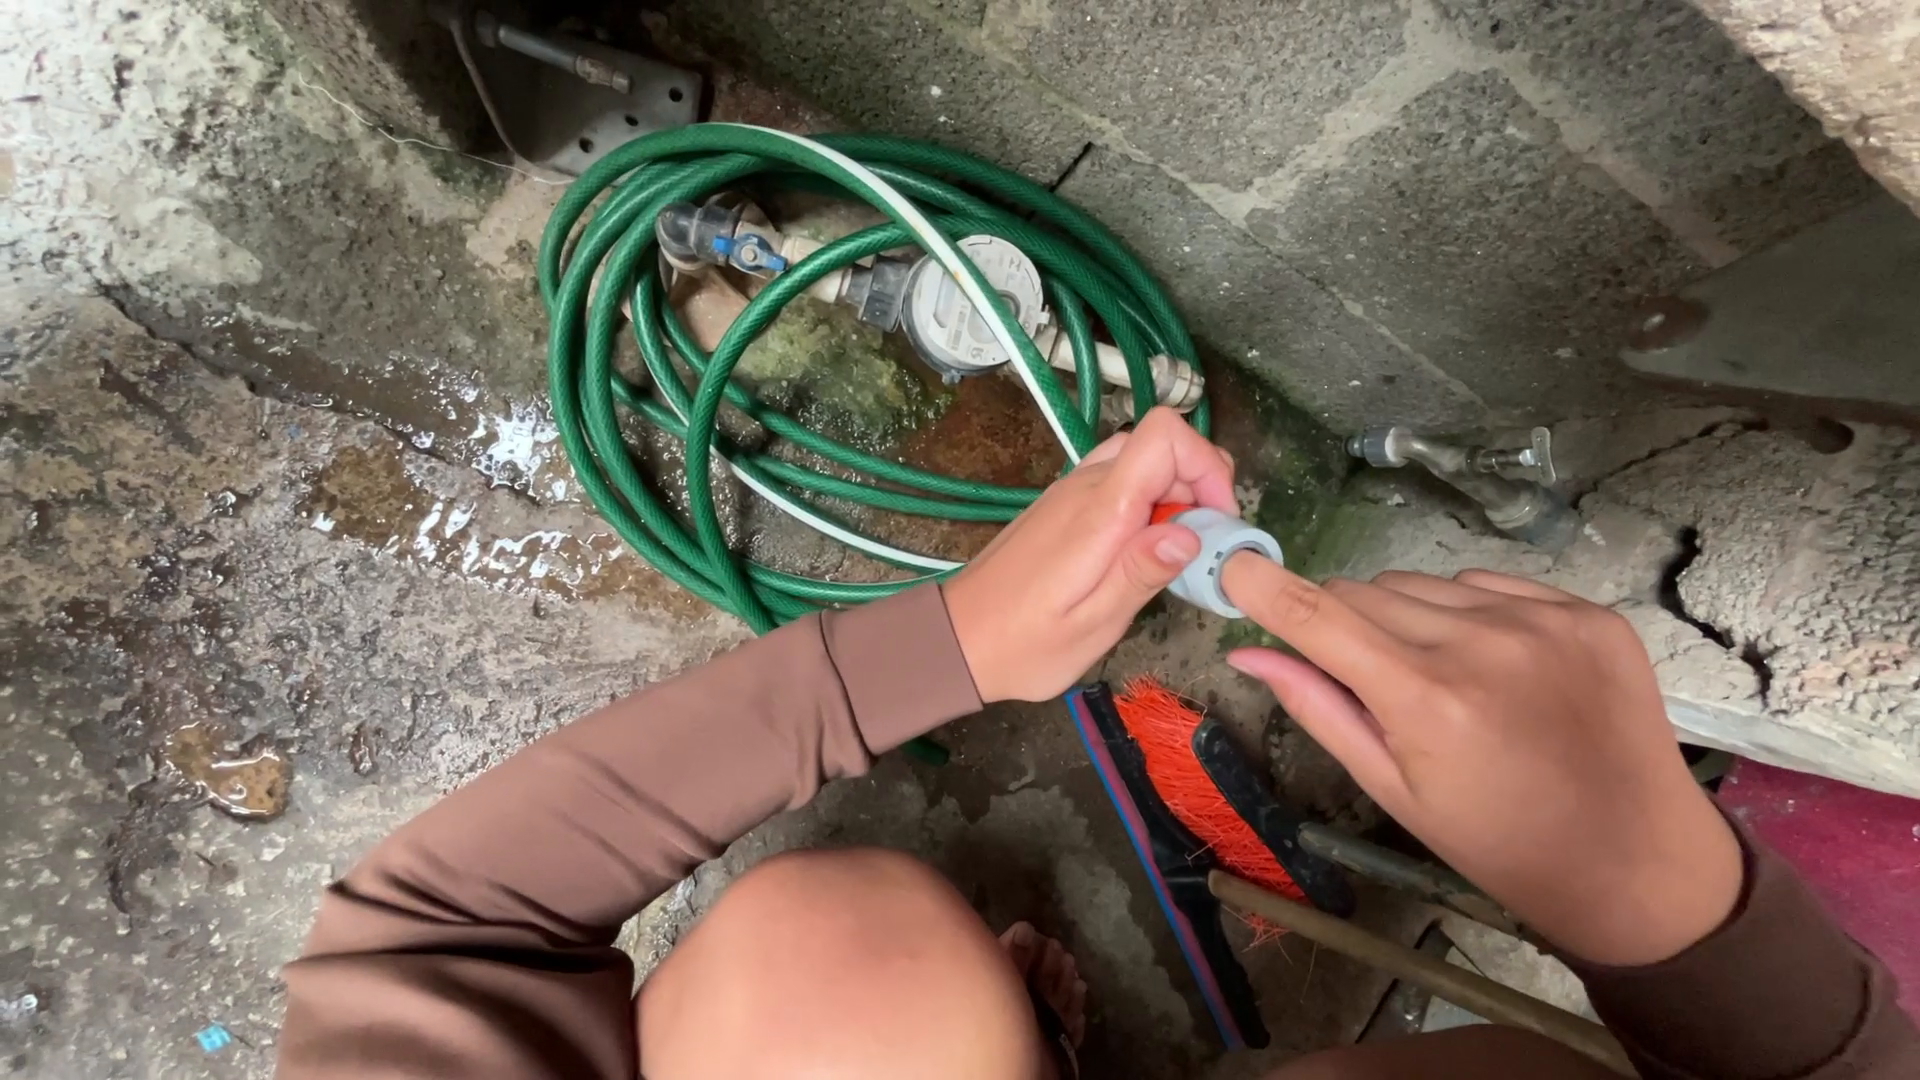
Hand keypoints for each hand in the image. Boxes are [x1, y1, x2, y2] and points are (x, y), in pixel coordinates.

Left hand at [943, 407, 1235, 703]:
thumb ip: (1141, 573)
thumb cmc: (1023, 645)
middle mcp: (1082, 487)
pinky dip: (1144, 501)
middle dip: (1198, 483)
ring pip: (1138, 459)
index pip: (1162, 435)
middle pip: (1158, 443)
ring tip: (1173, 550)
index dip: (1206, 463)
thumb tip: (1192, 533)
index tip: (1216, 520)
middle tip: (1202, 545)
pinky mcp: (1060, 506)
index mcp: (1098, 512)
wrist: (957, 638)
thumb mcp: (1093, 625)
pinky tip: (1139, 549)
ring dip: (1172, 493)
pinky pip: (1115, 481)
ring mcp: (1068, 492)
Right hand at [1221, 558, 1742, 965]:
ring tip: (1437, 673)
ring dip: (1399, 616)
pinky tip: (1489, 661)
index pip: (1316, 616)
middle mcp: (1484, 643)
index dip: (1263, 585)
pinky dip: (1461, 612)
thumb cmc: (1492, 838)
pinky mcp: (1586, 611)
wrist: (1641, 864)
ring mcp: (1544, 619)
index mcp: (1427, 699)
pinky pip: (1479, 583)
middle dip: (1338, 622)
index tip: (1232, 568)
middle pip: (1360, 592)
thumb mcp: (1387, 784)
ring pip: (1415, 584)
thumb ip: (1313, 705)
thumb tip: (1245, 653)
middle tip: (1365, 676)